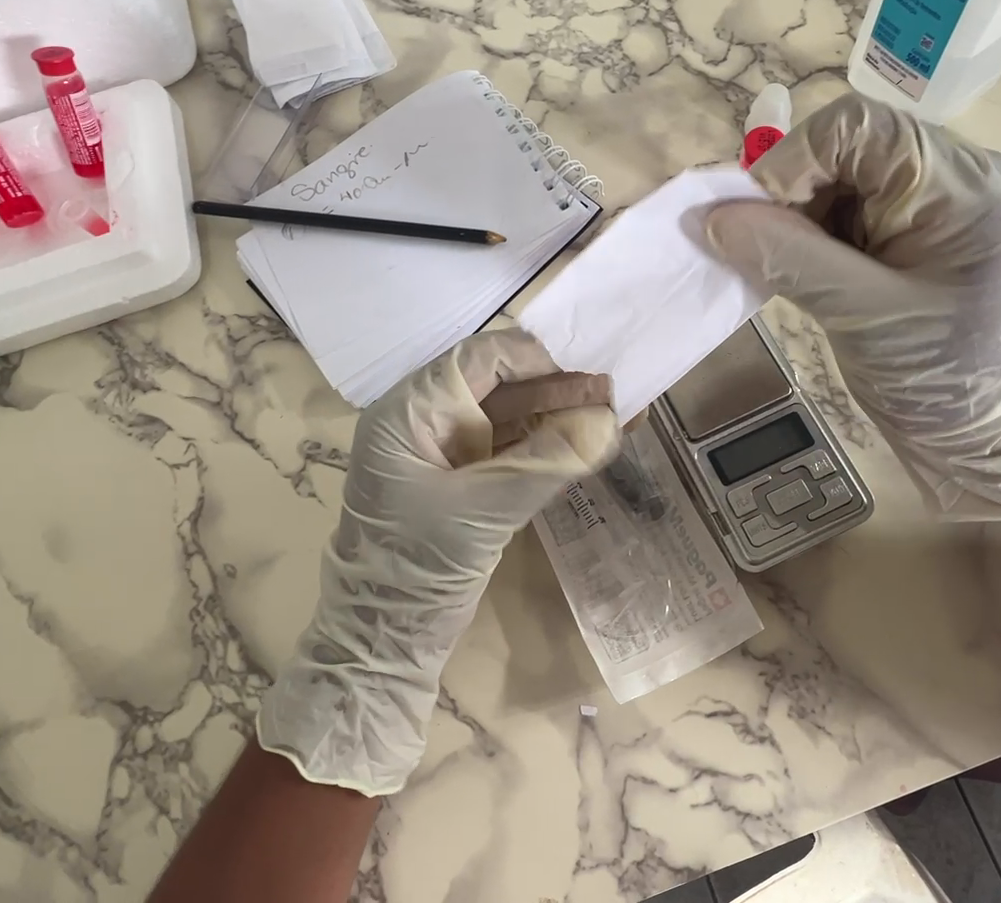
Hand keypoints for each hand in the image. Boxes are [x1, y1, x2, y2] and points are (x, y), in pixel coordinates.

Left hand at [256, 329, 618, 795]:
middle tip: (614, 397)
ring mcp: (445, 455)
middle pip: (497, 385)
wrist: (385, 641)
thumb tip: (608, 422)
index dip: (534, 362)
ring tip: (615, 418)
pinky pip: (509, 451)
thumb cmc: (415, 567)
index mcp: (409, 413)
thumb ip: (545, 463)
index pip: (476, 359)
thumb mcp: (482, 511)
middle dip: (555, 390)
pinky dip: (547, 448)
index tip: (586, 382)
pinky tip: (588, 445)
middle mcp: (426, 422)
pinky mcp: (464, 484)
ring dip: (558, 417)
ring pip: (508, 418)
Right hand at [704, 92, 1000, 519]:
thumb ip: (787, 257)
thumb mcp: (860, 314)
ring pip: (835, 177)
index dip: (795, 161)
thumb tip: (708, 218)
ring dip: (797, 218)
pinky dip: (807, 235)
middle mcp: (949, 178)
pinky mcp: (907, 230)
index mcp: (960, 186)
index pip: (860, 127)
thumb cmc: (940, 378)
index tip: (758, 220)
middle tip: (770, 251)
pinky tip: (807, 272)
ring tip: (794, 270)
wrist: (980, 433)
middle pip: (846, 146)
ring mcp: (928, 204)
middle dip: (794, 193)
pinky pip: (841, 209)